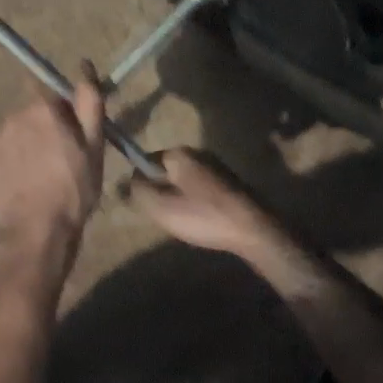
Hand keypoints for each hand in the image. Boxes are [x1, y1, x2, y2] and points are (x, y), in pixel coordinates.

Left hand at [0, 64, 105, 259]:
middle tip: (61, 155)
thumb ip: (89, 101)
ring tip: (41, 171)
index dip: (62, 106)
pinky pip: (1, 147)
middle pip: (32, 109)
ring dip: (27, 140)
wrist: (38, 230)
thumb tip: (84, 64)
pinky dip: (11, 156)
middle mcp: (14, 114)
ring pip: (16, 129)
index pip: (49, 88)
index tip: (72, 129)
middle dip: (45, 124)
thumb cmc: (75, 188)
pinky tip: (23, 178)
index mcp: (43, 107)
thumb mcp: (94, 145)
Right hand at [126, 150, 286, 258]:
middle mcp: (199, 153)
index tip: (147, 204)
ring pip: (184, 182)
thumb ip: (138, 190)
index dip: (141, 182)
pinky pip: (202, 190)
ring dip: (180, 200)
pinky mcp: (230, 183)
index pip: (146, 160)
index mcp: (180, 154)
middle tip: (165, 216)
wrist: (253, 229)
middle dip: (162, 192)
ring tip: (185, 221)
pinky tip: (203, 221)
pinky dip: (198, 204)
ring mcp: (217, 167)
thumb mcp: (161, 207)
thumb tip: (130, 179)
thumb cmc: (203, 216)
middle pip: (166, 171)